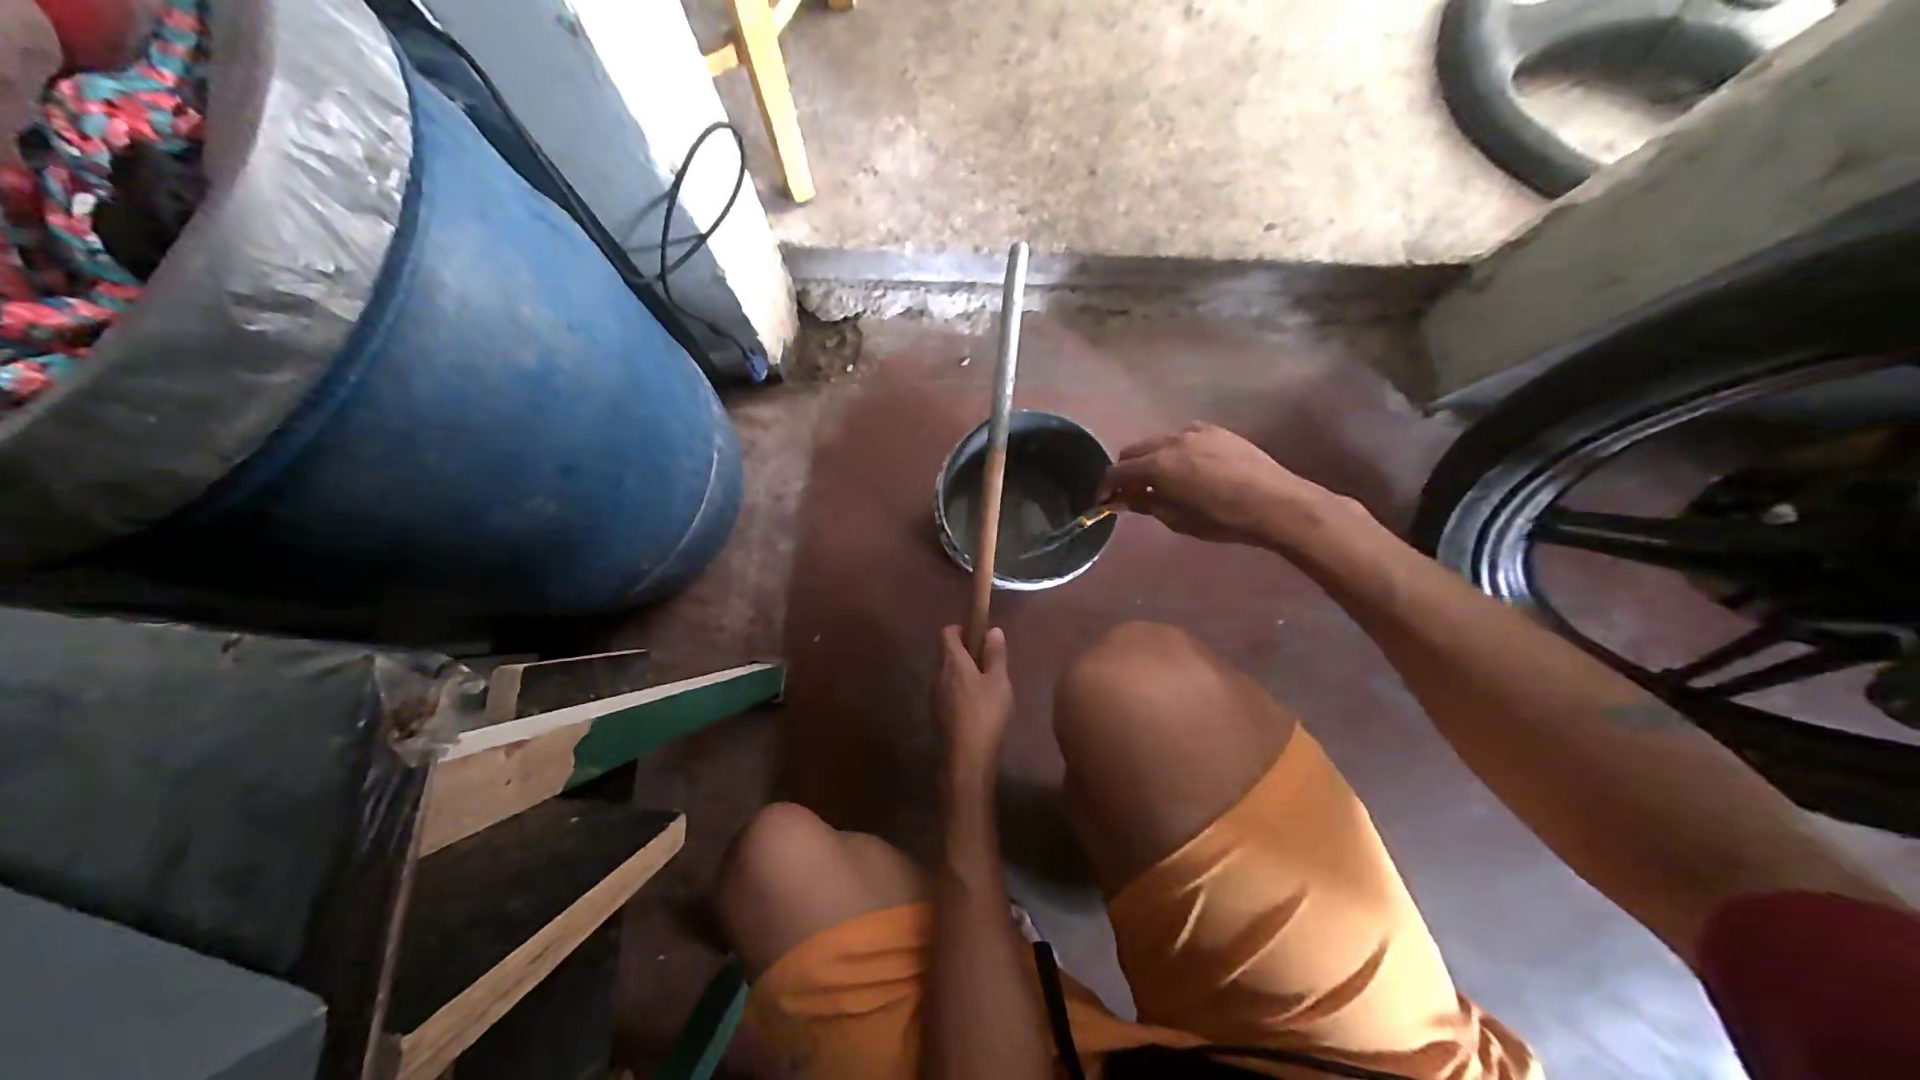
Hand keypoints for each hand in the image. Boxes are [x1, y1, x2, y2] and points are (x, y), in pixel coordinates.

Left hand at [932, 625, 1013, 782]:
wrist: (966, 757)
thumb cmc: (986, 713)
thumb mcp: (999, 681)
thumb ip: (995, 654)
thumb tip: (993, 630)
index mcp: (952, 662)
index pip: (947, 633)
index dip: (961, 629)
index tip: (978, 635)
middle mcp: (937, 675)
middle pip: (948, 655)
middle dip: (966, 655)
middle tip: (990, 666)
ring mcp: (934, 696)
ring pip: (948, 677)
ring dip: (964, 677)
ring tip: (988, 690)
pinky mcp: (937, 715)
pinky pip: (948, 695)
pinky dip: (961, 695)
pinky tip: (978, 710)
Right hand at [1102, 423, 1333, 547]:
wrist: (1276, 504)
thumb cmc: (1223, 520)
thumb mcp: (1178, 519)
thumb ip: (1146, 504)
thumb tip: (1124, 500)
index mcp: (1157, 465)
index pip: (1117, 471)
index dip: (1106, 487)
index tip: (1105, 501)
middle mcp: (1171, 441)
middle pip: (1134, 451)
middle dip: (1127, 471)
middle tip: (1132, 493)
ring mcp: (1195, 431)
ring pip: (1159, 442)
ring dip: (1151, 459)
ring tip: (1162, 481)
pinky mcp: (1217, 431)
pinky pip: (1184, 437)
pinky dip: (1176, 451)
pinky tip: (1189, 468)